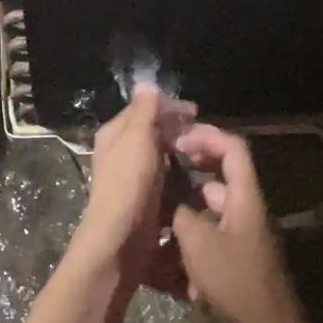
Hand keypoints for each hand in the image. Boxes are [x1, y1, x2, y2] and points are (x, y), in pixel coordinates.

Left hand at [76, 86, 193, 272]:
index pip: (143, 110)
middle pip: (154, 134)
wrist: (119, 239)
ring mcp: (133, 179)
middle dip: (179, 132)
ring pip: (162, 158)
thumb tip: (146, 84)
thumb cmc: (127, 183)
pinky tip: (198, 182)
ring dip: (183, 156)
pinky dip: (181, 179)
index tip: (197, 112)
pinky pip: (166, 182)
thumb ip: (143, 112)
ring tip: (207, 159)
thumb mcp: (135, 139)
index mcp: (115, 134)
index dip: (169, 108)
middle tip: (207, 137)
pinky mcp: (146, 201)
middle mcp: (121, 153)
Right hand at [170, 125, 299, 322]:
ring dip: (187, 208)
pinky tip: (170, 257)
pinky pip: (211, 236)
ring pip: (212, 208)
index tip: (176, 139)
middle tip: (163, 166)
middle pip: (222, 175)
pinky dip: (192, 239)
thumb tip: (174, 205)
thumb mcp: (197, 241)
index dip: (207, 136)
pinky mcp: (236, 259)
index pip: (233, 149)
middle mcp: (247, 211)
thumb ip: (182, 214)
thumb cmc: (234, 280)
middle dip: (192, 168)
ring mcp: (243, 236)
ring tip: (157, 210)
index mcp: (245, 198)